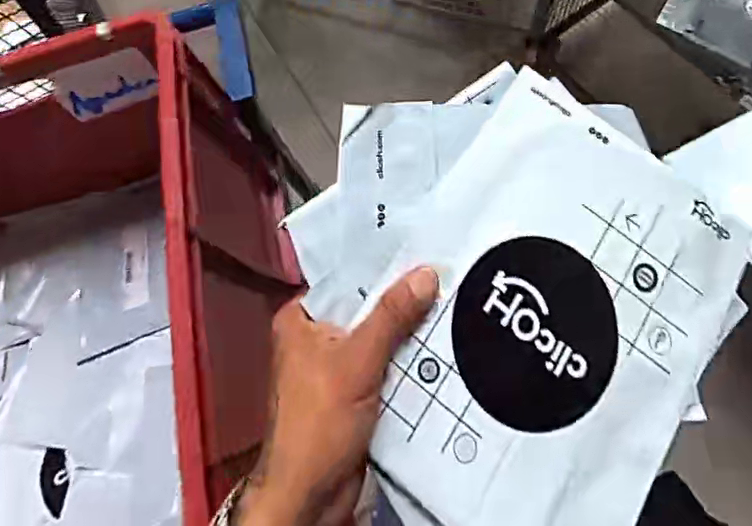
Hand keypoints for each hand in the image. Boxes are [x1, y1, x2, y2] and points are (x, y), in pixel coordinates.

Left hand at [242, 267, 440, 525]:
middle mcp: (316, 337)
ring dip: (409, 333)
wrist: (309, 501)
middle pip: (368, 308)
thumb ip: (392, 316)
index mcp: (301, 318)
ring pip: (381, 337)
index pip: (348, 277)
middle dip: (402, 300)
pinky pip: (387, 365)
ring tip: (450, 306)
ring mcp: (336, 368)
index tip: (422, 250)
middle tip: (444, 277)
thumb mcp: (357, 361)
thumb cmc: (316, 427)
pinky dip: (409, 361)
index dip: (383, 266)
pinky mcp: (355, 394)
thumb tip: (425, 274)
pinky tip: (439, 348)